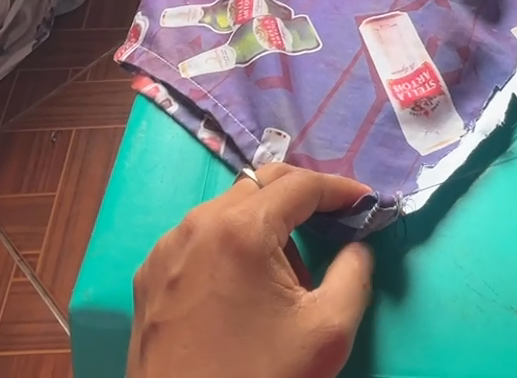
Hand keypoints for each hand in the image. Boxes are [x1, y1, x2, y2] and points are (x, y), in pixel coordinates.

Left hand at [129, 164, 374, 377]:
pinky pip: (200, 236)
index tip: (366, 201)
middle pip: (262, 184)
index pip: (301, 185)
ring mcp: (168, 246)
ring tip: (287, 269)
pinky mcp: (150, 272)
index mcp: (242, 229)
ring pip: (229, 207)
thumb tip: (356, 244)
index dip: (339, 189)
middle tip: (334, 219)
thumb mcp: (327, 332)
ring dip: (265, 220)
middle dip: (303, 195)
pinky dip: (230, 242)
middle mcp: (199, 222)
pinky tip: (243, 284)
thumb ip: (354, 274)